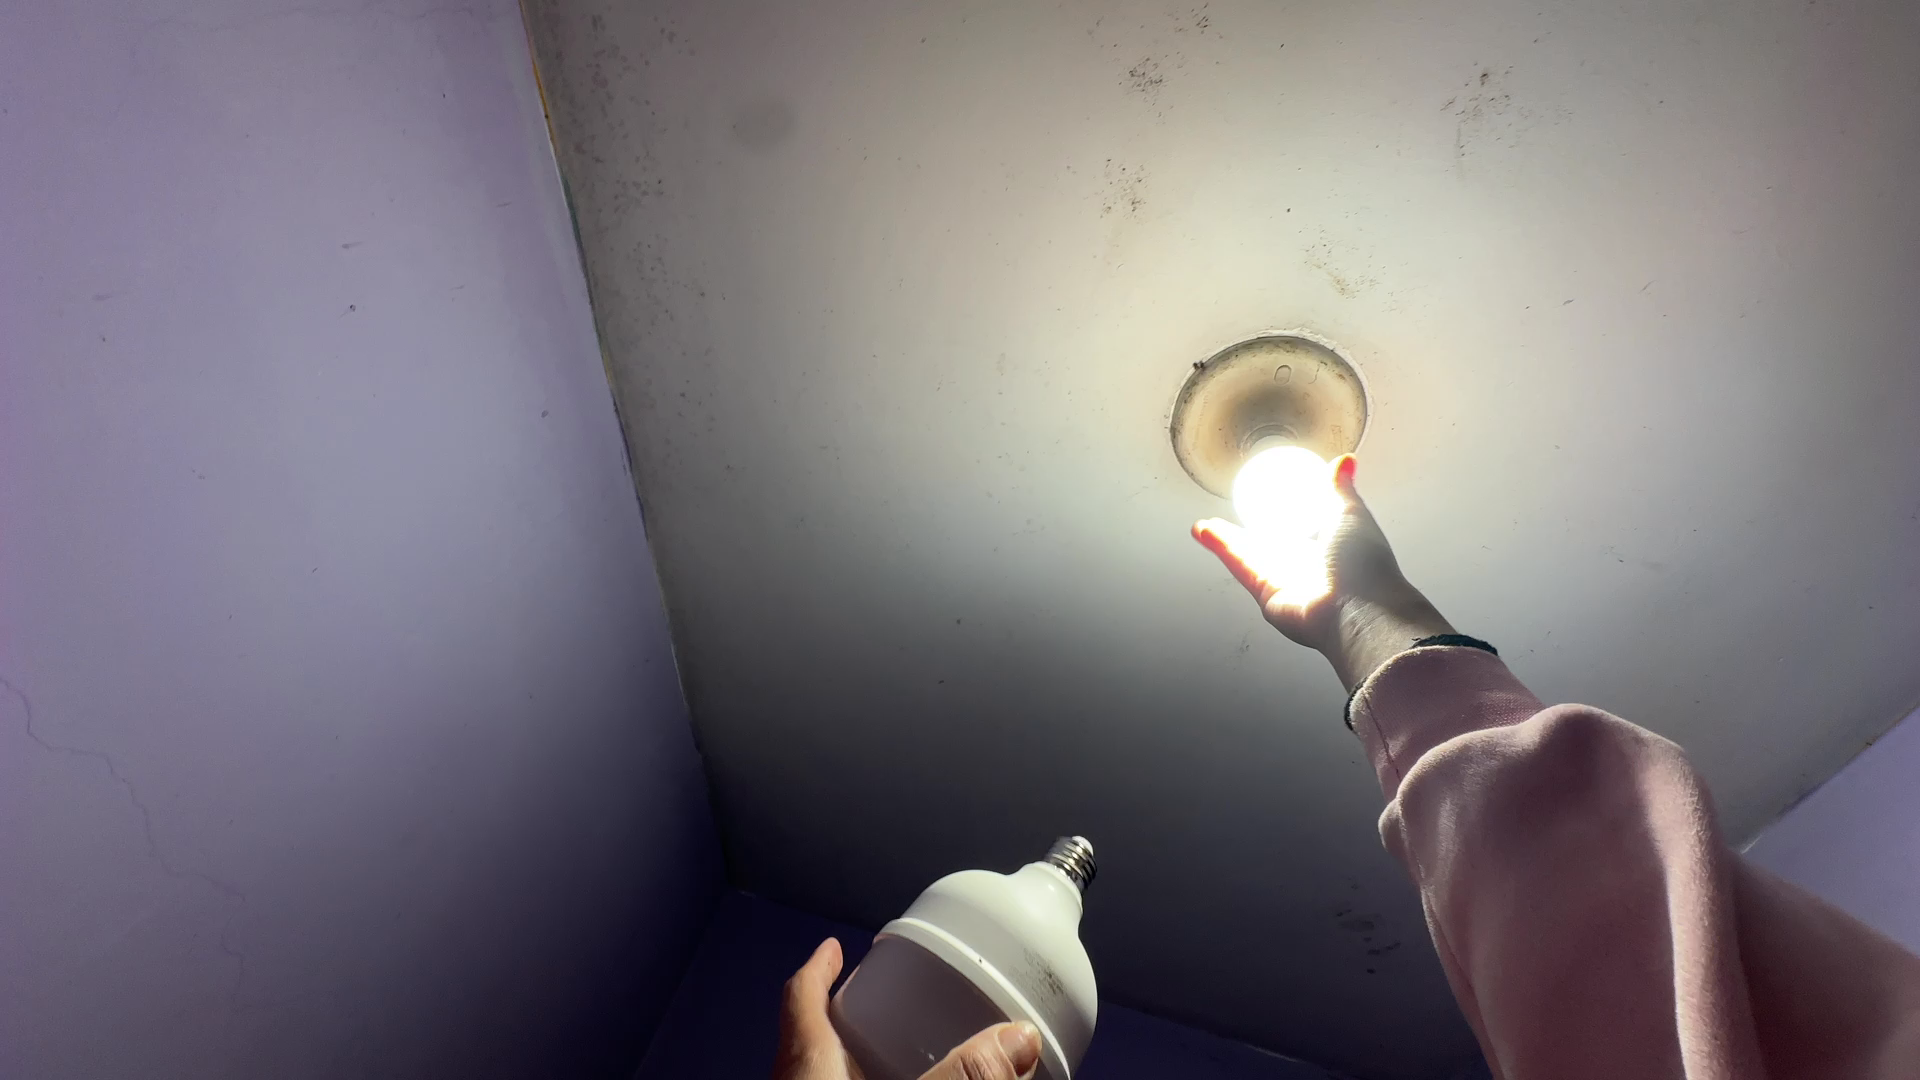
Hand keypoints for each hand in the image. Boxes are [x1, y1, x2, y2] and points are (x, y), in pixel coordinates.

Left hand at [775, 938, 1043, 1079]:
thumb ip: (967, 1076)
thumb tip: (1020, 1037)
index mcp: (806, 1069)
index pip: (799, 998)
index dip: (818, 968)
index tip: (834, 946)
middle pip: (805, 1037)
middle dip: (841, 1013)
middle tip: (879, 1000)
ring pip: (814, 1077)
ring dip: (847, 1059)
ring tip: (889, 1054)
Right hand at [1193, 454, 1454, 691]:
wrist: (1354, 609)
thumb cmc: (1362, 565)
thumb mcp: (1351, 515)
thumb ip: (1340, 490)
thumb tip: (1344, 461)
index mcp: (1325, 543)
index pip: (1296, 523)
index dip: (1277, 510)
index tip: (1259, 496)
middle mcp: (1301, 563)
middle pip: (1264, 541)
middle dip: (1244, 529)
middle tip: (1223, 517)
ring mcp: (1281, 577)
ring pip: (1246, 553)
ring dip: (1223, 539)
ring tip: (1203, 525)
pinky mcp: (1263, 589)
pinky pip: (1238, 563)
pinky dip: (1220, 547)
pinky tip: (1204, 532)